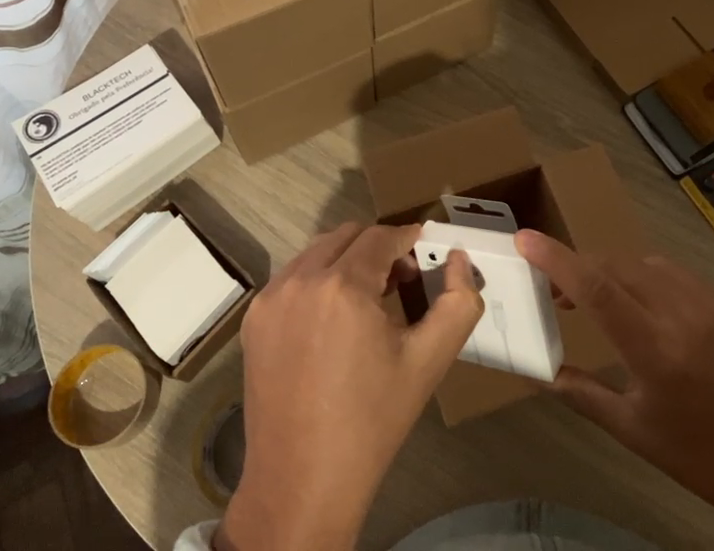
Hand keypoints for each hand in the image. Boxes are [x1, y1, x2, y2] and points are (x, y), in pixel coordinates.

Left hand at [217, 223, 482, 550]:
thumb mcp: (430, 361)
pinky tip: (334, 321)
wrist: (304, 477)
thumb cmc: (374, 419)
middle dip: (378, 248)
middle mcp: (300, 280)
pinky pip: (292, 279)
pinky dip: (317, 282)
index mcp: (343, 286)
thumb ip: (458, 302)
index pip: (381, 236)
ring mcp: (270, 299)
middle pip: (347, 236)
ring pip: (316, 252)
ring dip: (346, 261)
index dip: (408, 239)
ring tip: (368, 301)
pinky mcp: (254, 320)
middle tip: (402, 280)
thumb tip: (459, 260)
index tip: (426, 255)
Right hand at [517, 231, 713, 550]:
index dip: (555, 258)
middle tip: (548, 288)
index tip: (524, 239)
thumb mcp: (633, 430)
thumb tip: (540, 372)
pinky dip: (640, 273)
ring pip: (641, 262)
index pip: (595, 287)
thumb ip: (582, 393)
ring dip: (607, 268)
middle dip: (576, 265)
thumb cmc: (701, 457)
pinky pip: (670, 272)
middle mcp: (679, 314)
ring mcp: (706, 304)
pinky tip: (633, 299)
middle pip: (614, 265)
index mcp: (654, 349)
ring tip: (589, 295)